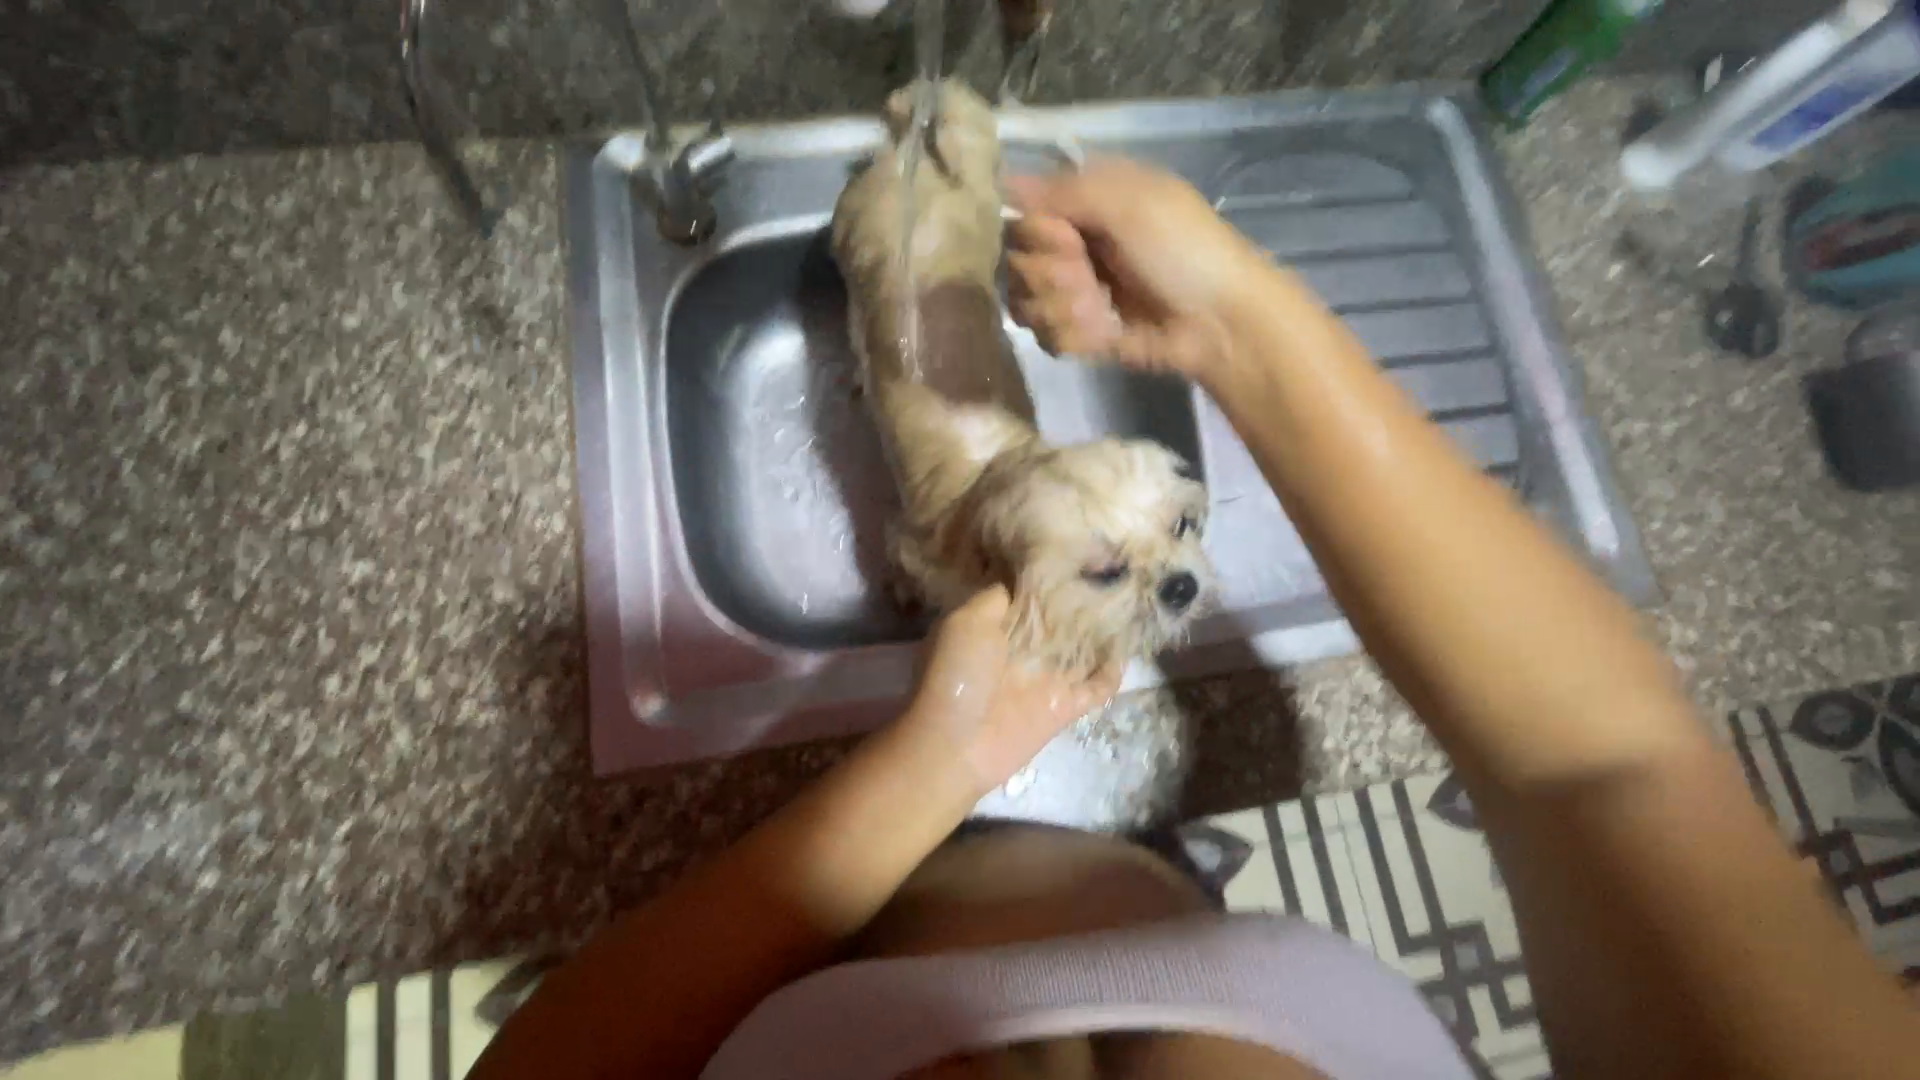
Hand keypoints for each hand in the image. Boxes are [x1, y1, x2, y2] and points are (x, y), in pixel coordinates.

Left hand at [898, 588, 1122, 799]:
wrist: (954, 745)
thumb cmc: (956, 677)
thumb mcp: (967, 621)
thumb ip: (997, 597)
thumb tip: (1024, 580)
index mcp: (1000, 625)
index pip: (1034, 595)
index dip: (1054, 576)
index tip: (1081, 554)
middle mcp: (1027, 647)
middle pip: (1064, 619)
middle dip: (1086, 599)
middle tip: (1119, 571)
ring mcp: (1048, 677)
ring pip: (1085, 648)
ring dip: (1105, 631)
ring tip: (1132, 602)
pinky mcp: (1065, 706)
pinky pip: (1098, 686)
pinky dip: (1114, 670)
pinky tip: (1130, 647)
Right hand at [1006, 160, 1276, 378]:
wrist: (1218, 322)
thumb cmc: (1184, 250)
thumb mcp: (1132, 203)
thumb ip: (1064, 191)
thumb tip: (1003, 181)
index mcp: (1083, 203)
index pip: (1020, 215)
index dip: (1037, 234)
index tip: (1068, 239)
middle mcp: (1070, 244)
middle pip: (1015, 263)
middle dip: (1052, 276)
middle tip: (1091, 278)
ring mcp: (1072, 292)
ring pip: (1024, 303)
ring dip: (1064, 309)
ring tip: (1102, 310)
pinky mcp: (1079, 334)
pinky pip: (1045, 337)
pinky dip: (1075, 336)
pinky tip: (1105, 333)